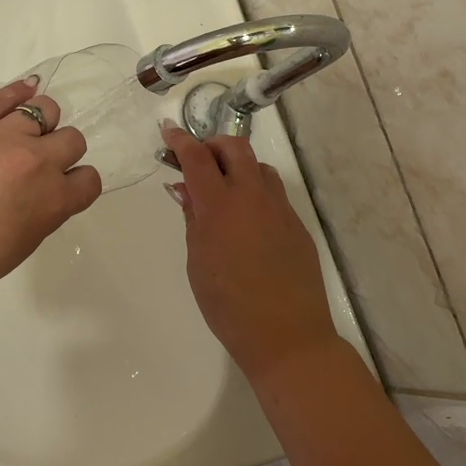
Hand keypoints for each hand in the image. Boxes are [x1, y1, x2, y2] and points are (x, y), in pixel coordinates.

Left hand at [0, 78, 103, 310]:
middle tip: (35, 166)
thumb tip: (45, 192)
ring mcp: (1, 136)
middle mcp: (35, 162)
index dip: (75, 184)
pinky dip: (20, 91)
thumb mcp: (19, 246)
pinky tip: (26, 90)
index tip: (61, 188)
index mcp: (51, 202)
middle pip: (71, 139)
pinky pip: (4, 96)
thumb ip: (43, 213)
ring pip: (44, 109)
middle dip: (60, 152)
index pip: (88, 180)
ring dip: (40, 123)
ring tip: (21, 136)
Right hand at [162, 124, 340, 378]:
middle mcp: (252, 197)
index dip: (181, 140)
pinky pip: (274, 193)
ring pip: (259, 167)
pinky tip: (246, 219)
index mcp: (219, 206)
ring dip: (237, 166)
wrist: (287, 336)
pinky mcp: (297, 225)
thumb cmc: (228, 305)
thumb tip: (185, 189)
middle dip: (212, 144)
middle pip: (235, 147)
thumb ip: (193, 219)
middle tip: (196, 159)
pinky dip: (255, 191)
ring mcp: (280, 209)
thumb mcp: (198, 261)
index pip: (197, 157)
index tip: (168, 130)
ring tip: (223, 188)